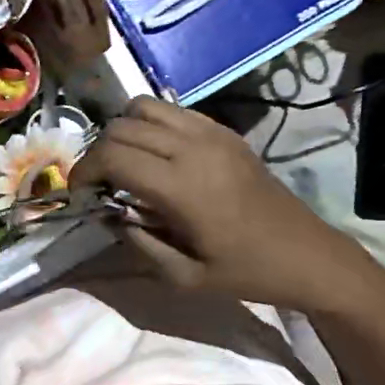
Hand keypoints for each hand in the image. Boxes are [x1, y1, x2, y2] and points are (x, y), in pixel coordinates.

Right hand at [71, 98, 377, 312]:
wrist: (305, 253)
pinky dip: (152, 124)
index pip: (112, 155)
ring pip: (145, 107)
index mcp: (181, 186)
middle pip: (122, 126)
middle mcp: (193, 147)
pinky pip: (174, 110)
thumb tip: (106, 214)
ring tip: (125, 163)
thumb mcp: (183, 277)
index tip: (79, 194)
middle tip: (100, 184)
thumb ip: (137, 243)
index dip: (84, 171)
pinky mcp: (225, 130)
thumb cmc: (246, 273)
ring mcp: (212, 132)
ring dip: (123, 131)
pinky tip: (157, 155)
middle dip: (98, 152)